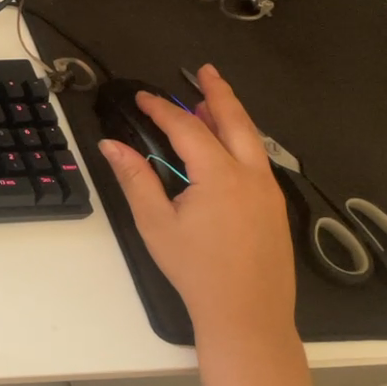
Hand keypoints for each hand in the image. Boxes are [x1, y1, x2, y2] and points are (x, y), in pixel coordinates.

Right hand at [97, 64, 295, 341]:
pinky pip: (257, 160)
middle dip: (218, 94)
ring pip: (253, 140)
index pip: (188, 129)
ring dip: (231, 116)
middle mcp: (251, 177)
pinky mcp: (274, 208)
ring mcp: (269, 193)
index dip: (163, 109)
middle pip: (236, 123)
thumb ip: (135, 178)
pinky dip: (240, 140)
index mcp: (220, 177)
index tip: (142, 97)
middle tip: (205, 72)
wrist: (247, 313)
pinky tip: (224, 146)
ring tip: (211, 102)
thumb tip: (112, 145)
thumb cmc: (195, 268)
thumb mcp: (155, 223)